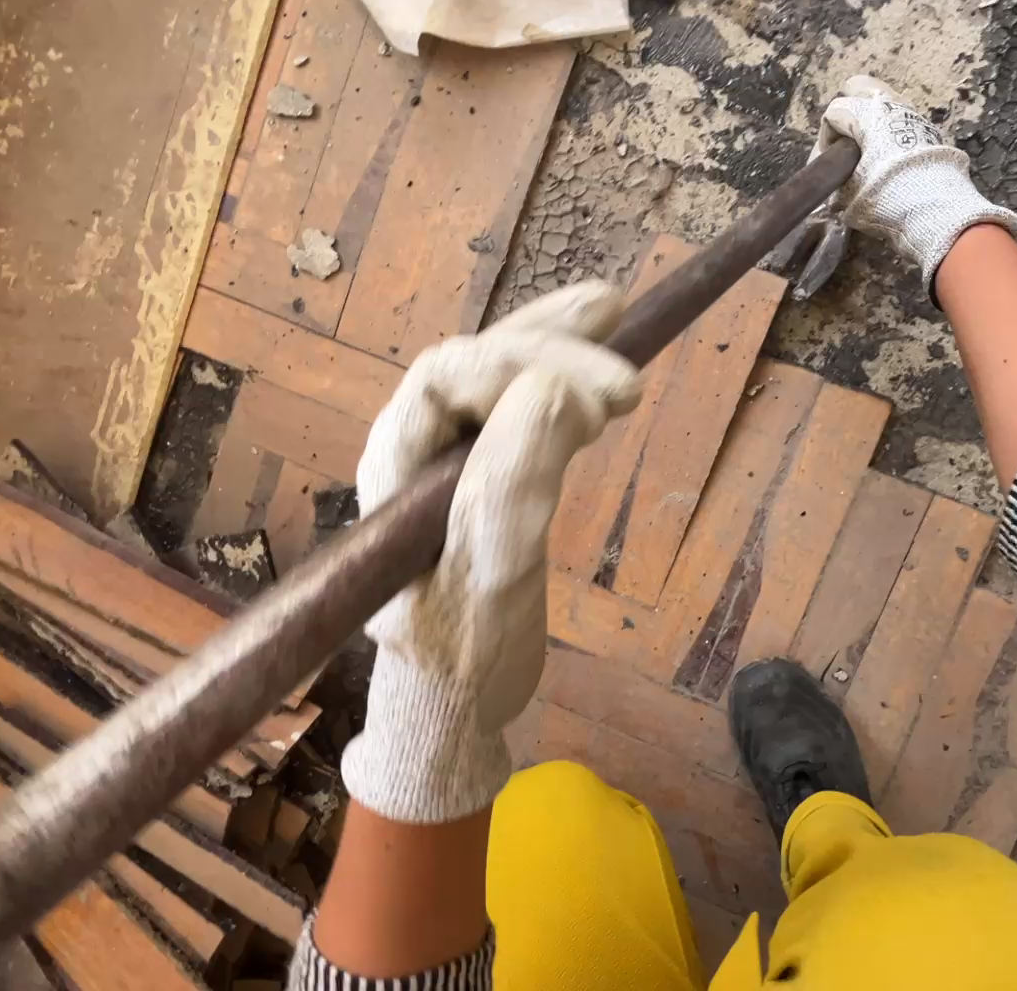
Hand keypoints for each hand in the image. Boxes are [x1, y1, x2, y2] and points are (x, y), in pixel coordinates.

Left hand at [342, 282, 640, 823]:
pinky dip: (556, 377)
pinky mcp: (483, 477)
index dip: (524, 363)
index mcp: (394, 470)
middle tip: (622, 337)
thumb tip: (559, 390)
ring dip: (551, 341)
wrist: (455, 707)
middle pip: (474, 365)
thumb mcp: (489, 584)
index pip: (446, 377)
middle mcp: (413, 452)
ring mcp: (448, 462)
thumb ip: (510, 490)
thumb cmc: (464, 661)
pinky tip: (588, 361)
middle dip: (548, 346)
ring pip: (495, 378)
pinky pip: (516, 410)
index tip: (606, 394)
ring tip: (609, 309)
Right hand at [814, 75, 1016, 297]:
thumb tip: (834, 183)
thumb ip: (835, 178)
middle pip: (860, 88)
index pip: (834, 112)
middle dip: (848, 111)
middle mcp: (891, 104)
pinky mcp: (929, 130)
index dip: (824, 139)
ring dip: (871, 123)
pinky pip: (901, 122)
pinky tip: (887, 160)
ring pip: (884, 103)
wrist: (931, 206)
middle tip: (844, 143)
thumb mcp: (846, 192)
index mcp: (867, 113)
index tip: (828, 164)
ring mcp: (913, 114)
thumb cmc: (883, 194)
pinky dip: (890, 135)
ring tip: (866, 155)